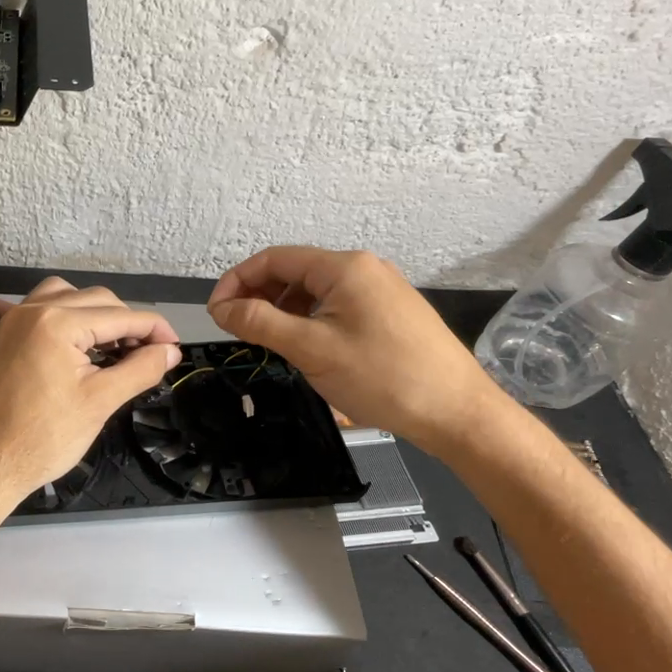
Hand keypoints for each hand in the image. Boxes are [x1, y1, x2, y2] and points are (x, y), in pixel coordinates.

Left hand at [0, 278, 181, 510]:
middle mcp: (29, 312)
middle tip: (145, 354)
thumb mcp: (101, 402)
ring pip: (53, 296)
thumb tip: (168, 352)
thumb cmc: (44, 438)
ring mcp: (4, 326)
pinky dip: (13, 311)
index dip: (154, 330)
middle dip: (124, 322)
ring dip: (82, 310)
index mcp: (58, 322)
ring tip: (103, 343)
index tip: (172, 348)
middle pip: (93, 300)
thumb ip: (141, 369)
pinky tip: (31, 326)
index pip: (121, 316)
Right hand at [207, 247, 503, 451]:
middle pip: (294, 271)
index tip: (215, 313)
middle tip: (235, 330)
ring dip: (281, 310)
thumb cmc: (381, 377)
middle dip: (258, 296)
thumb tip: (220, 308)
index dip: (237, 281)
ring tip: (266, 341)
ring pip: (314, 291)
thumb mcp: (311, 349)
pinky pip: (336, 305)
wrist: (457, 412)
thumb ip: (260, 322)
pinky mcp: (391, 313)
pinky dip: (309, 319)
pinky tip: (304, 347)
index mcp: (344, 268)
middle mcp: (363, 268)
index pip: (273, 259)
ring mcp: (381, 290)